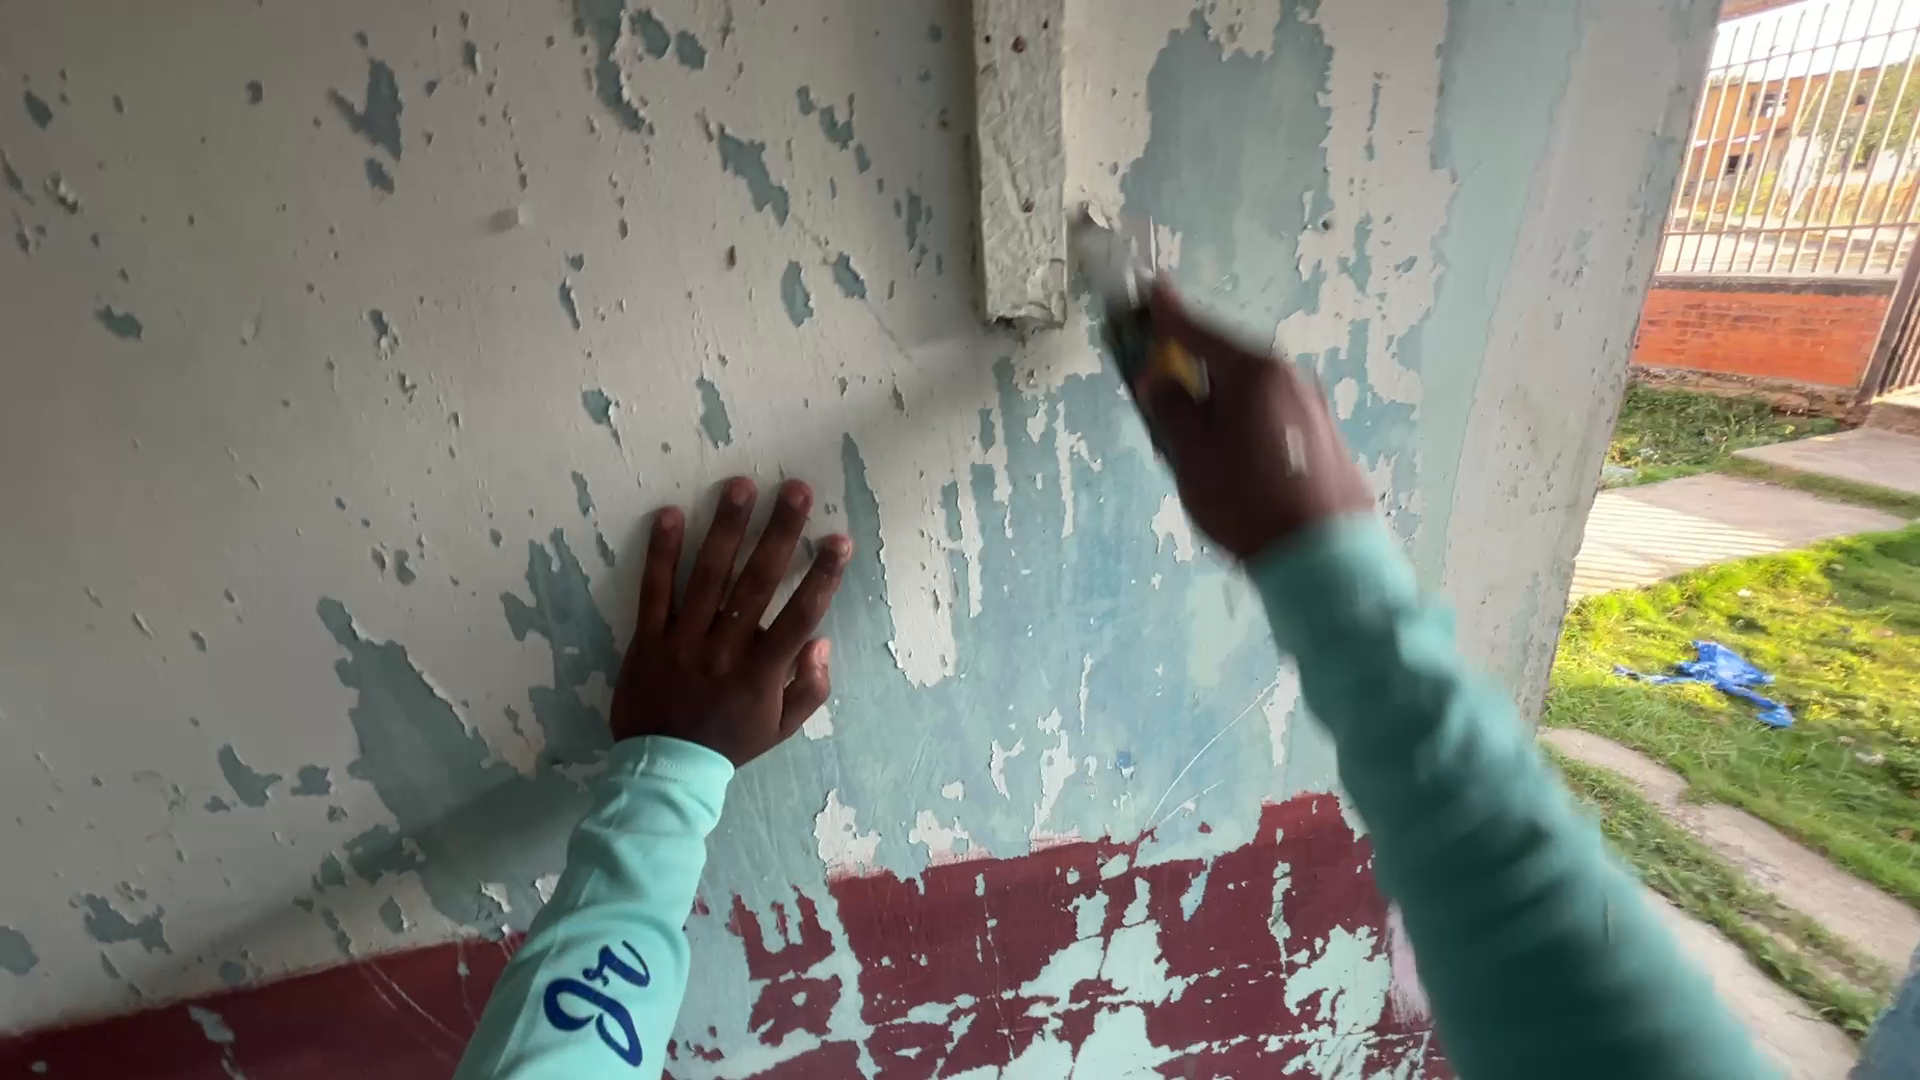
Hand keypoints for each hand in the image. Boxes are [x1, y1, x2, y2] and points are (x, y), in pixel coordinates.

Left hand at [610, 476, 850, 766]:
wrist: (664, 769)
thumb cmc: (731, 741)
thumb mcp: (783, 727)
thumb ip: (811, 687)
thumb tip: (822, 640)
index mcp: (762, 671)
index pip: (800, 615)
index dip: (823, 575)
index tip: (840, 540)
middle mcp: (725, 648)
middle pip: (758, 583)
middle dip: (781, 533)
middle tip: (798, 490)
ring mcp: (683, 640)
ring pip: (708, 577)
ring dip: (727, 528)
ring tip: (741, 486)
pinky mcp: (647, 638)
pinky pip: (653, 591)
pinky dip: (662, 553)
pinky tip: (672, 514)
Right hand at [1134, 284, 1375, 559]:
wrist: (1322, 554)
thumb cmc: (1244, 499)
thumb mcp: (1190, 455)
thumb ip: (1170, 409)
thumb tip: (1159, 380)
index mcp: (1252, 372)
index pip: (1198, 332)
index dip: (1168, 314)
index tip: (1151, 289)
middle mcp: (1288, 376)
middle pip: (1226, 359)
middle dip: (1192, 368)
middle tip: (1163, 392)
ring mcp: (1310, 403)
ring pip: (1249, 389)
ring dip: (1217, 399)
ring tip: (1198, 440)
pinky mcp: (1322, 432)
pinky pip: (1269, 410)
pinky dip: (1242, 417)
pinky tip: (1235, 454)